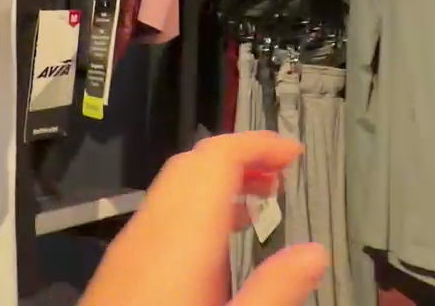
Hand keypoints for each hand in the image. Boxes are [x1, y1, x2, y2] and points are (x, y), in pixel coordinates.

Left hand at [81, 131, 329, 305]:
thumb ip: (274, 291)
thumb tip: (317, 251)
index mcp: (182, 233)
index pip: (219, 156)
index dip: (259, 143)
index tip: (295, 153)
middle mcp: (152, 227)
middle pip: (196, 163)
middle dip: (242, 156)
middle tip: (282, 176)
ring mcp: (129, 247)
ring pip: (175, 186)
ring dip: (219, 181)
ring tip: (259, 204)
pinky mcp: (118, 271)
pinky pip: (161, 214)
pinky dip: (196, 207)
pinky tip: (215, 247)